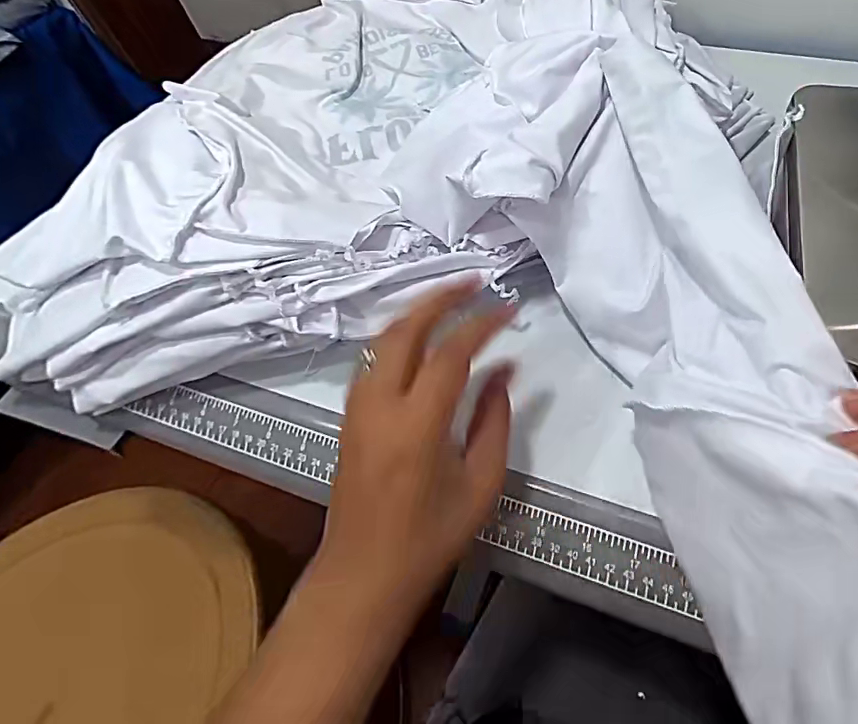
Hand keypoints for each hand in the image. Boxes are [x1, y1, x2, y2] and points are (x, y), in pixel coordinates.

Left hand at [313, 281, 515, 614]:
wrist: (362, 576)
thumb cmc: (429, 538)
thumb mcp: (480, 484)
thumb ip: (494, 419)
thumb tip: (505, 370)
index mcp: (416, 425)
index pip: (451, 353)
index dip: (482, 324)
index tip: (508, 308)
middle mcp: (379, 405)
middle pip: (406, 328)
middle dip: (441, 296)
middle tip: (474, 281)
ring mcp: (357, 406)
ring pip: (383, 337)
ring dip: (417, 310)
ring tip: (451, 297)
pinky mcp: (349, 413)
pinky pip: (373, 356)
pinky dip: (399, 332)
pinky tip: (421, 332)